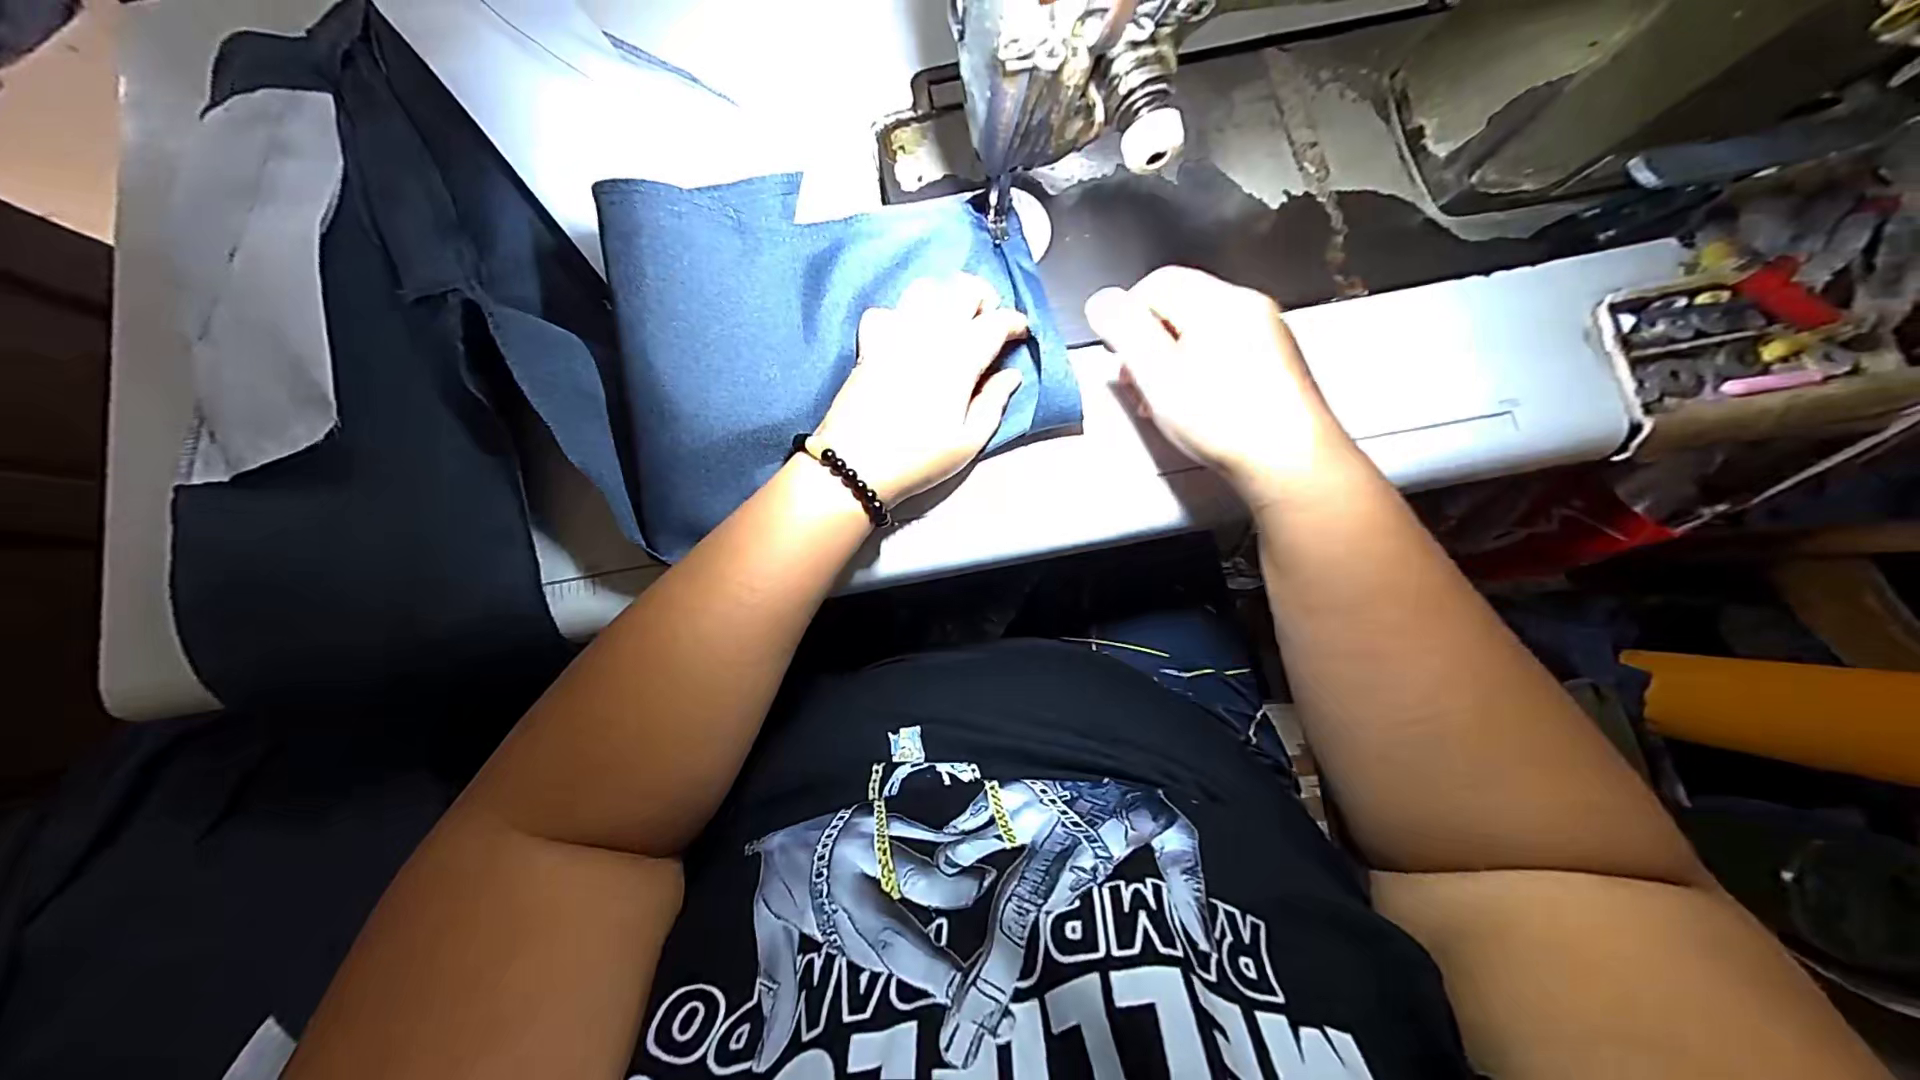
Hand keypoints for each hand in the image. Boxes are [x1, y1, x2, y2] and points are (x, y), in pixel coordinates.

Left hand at [809, 273, 1030, 504]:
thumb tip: (1010, 376)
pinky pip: (887, 310)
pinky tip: (907, 336)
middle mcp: (929, 333)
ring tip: (950, 321)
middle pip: (962, 286)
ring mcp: (895, 333)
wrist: (853, 465)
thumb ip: (994, 402)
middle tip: (987, 322)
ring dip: (944, 296)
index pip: (998, 320)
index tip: (1019, 334)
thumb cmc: (916, 458)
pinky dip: (901, 316)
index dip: (1015, 323)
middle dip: (982, 297)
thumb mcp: (968, 441)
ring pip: (925, 287)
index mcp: (961, 356)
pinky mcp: (870, 343)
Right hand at [1085, 266, 1350, 503]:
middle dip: (1149, 344)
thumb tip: (1102, 301)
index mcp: (1218, 302)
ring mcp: (1266, 336)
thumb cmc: (1226, 421)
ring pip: (1201, 333)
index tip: (1117, 351)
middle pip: (1180, 308)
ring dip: (1172, 362)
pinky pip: (1225, 354)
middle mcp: (1248, 310)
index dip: (1126, 316)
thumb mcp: (1156, 372)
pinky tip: (1196, 408)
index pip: (1156, 283)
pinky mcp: (1275, 365)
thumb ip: (1124, 329)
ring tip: (1163, 402)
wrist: (1289, 461)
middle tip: (1137, 382)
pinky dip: (1200, 374)